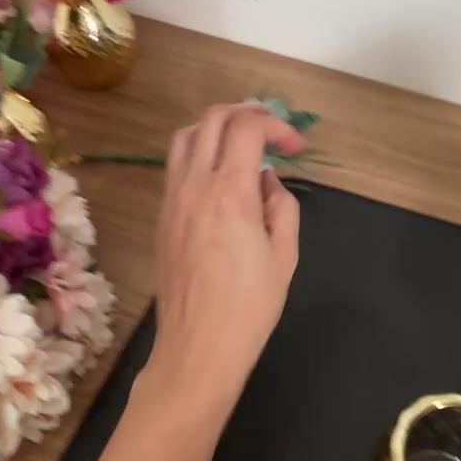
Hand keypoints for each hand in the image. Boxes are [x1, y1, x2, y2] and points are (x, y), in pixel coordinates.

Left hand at [143, 104, 304, 411]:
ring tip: (242, 142)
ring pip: (185, 137)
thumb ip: (281, 206)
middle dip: (247, 113)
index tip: (298, 147)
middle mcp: (195, 186)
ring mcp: (172, 200)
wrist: (198, 347)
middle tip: (272, 130)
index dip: (278, 127)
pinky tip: (220, 173)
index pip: (248, 130)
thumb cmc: (250, 306)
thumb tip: (268, 181)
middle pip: (212, 120)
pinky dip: (198, 151)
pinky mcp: (162, 217)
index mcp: (230, 193)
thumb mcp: (284, 255)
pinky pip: (175, 165)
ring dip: (216, 127)